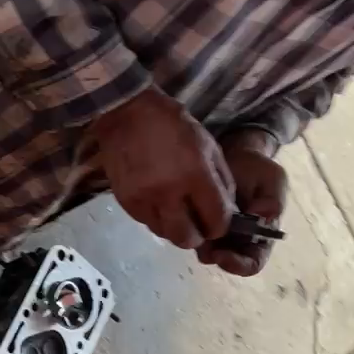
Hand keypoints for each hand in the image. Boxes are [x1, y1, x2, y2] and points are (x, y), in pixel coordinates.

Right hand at [90, 88, 235, 248]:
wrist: (126, 115)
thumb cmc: (172, 125)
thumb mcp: (208, 145)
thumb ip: (220, 180)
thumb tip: (226, 209)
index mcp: (195, 176)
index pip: (215, 220)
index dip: (220, 227)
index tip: (219, 224)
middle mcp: (168, 194)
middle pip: (187, 238)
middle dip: (197, 236)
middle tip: (198, 227)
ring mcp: (144, 200)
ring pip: (165, 234)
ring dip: (175, 229)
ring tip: (178, 214)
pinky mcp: (126, 203)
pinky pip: (147, 223)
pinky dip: (157, 219)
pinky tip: (160, 204)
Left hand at [196, 129, 288, 276]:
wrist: (234, 156)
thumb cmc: (256, 170)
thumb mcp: (272, 179)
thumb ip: (273, 199)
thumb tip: (261, 215)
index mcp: (260, 236)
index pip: (252, 263)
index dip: (238, 265)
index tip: (222, 255)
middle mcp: (237, 241)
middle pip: (225, 261)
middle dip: (214, 257)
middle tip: (204, 247)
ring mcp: (216, 234)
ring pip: (205, 251)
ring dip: (198, 246)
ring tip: (192, 231)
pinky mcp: (198, 224)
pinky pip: (189, 236)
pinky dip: (186, 232)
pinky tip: (183, 220)